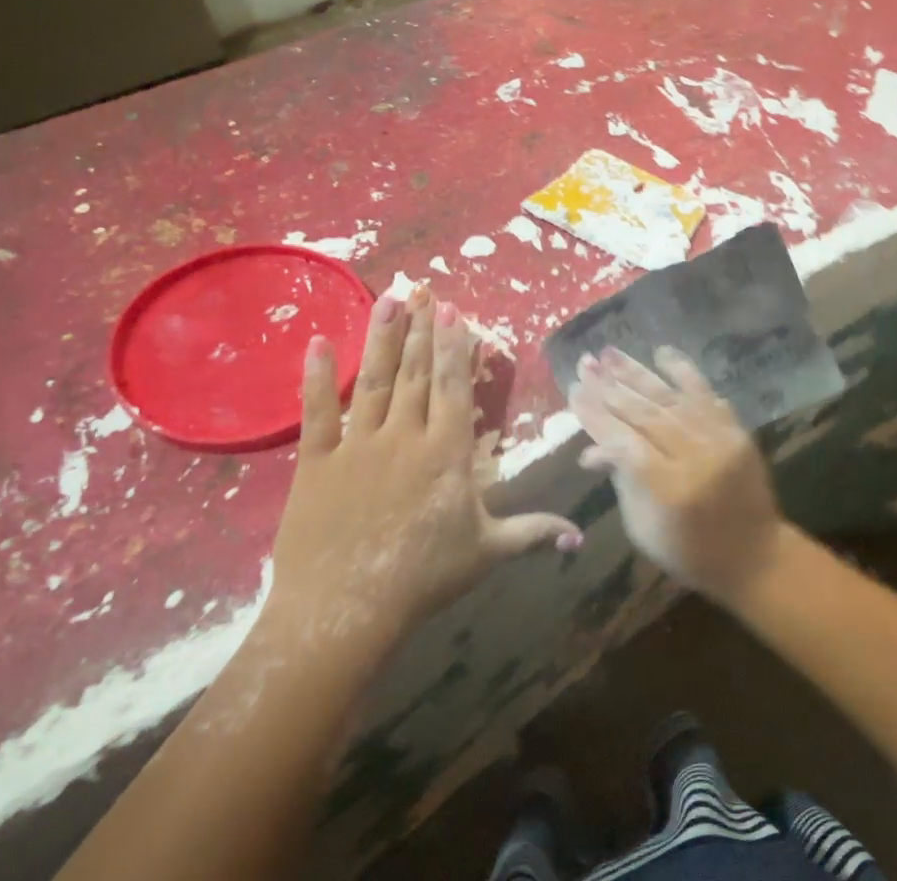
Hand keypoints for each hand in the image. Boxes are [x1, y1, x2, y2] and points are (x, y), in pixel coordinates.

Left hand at [268, 287, 582, 654]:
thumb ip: (534, 534)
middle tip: (423, 289)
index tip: (454, 310)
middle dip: (423, 329)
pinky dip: (315, 377)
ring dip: (382, 338)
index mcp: (446, 453)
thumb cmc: (424, 577)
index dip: (456, 347)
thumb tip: (581, 537)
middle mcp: (404, 437)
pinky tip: (317, 342)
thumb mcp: (487, 553)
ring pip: (372, 381)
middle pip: (416, 373)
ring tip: (388, 299)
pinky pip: (316, 412)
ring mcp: (357, 446)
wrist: (346, 607)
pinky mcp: (316, 462)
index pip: (454, 387)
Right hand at [570, 347, 785, 601]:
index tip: (574, 391)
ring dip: (639, 373)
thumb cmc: (689, 552)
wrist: (754, 555)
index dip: (596, 416)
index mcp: (668, 488)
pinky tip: (662, 353)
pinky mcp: (737, 432)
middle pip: (646, 414)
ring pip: (673, 398)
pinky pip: (708, 395)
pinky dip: (685, 373)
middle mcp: (695, 457)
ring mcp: (720, 441)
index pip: (623, 442)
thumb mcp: (643, 527)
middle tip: (584, 363)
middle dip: (610, 387)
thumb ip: (622, 481)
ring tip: (610, 353)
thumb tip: (594, 448)